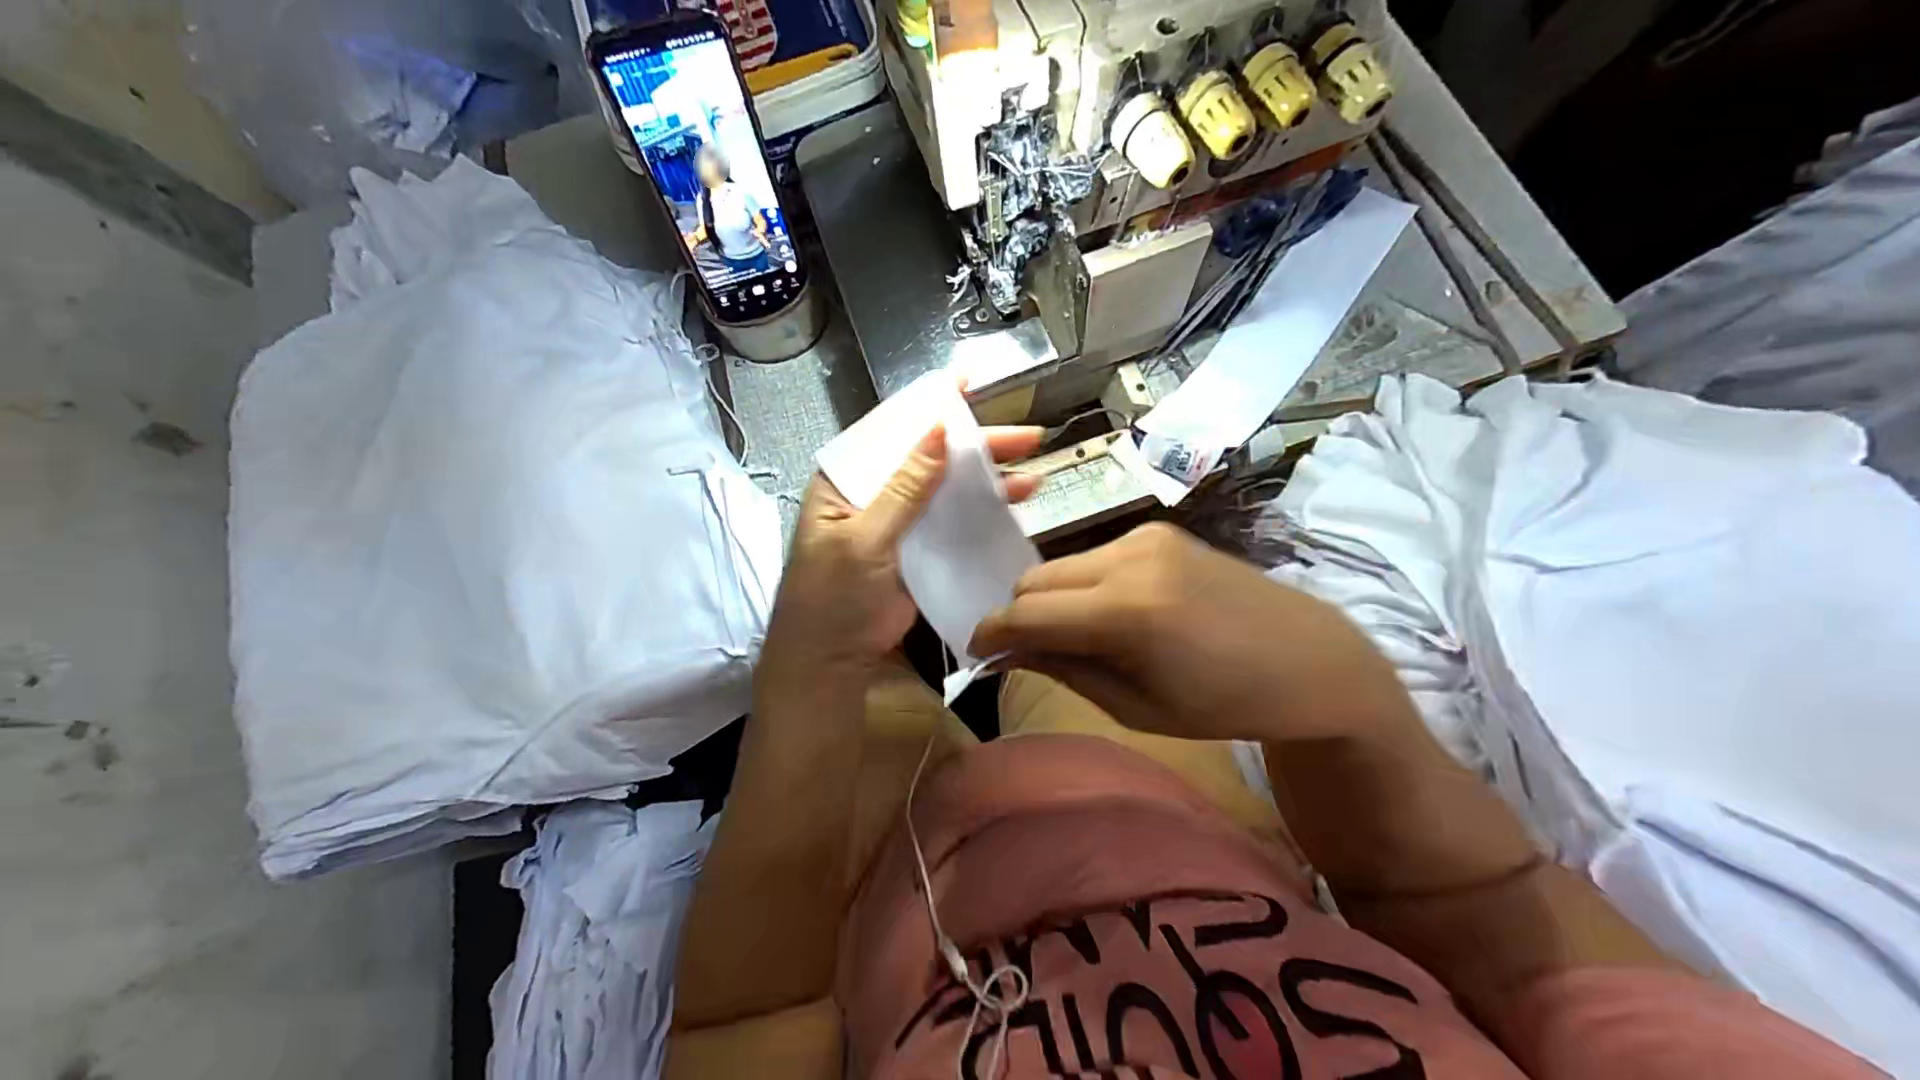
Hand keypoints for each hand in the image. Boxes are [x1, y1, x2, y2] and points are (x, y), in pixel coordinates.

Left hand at [763, 424, 1043, 675]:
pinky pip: (951, 521)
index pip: (888, 432)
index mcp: (844, 482)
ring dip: (986, 477)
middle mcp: (872, 494)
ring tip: (1033, 467)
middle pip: (928, 458)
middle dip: (975, 445)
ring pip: (946, 489)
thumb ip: (904, 488)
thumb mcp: (865, 540)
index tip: (966, 383)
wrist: (831, 664)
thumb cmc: (833, 599)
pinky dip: (981, 510)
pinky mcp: (918, 550)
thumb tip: (937, 430)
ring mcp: (898, 523)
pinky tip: (1015, 501)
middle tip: (1025, 436)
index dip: (928, 408)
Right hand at [970, 522, 1426, 747]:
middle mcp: (1130, 559)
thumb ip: (1065, 670)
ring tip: (1078, 634)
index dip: (991, 634)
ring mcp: (1146, 537)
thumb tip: (1007, 652)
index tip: (978, 653)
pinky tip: (1113, 610)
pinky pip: (1093, 556)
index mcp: (1128, 613)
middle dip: (1019, 616)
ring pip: (1060, 564)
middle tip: (1028, 650)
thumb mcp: (1137, 707)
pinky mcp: (1159, 530)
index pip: (1027, 614)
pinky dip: (1083, 583)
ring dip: (1051, 598)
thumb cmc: (1225, 703)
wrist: (1310, 658)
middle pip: (1033, 580)